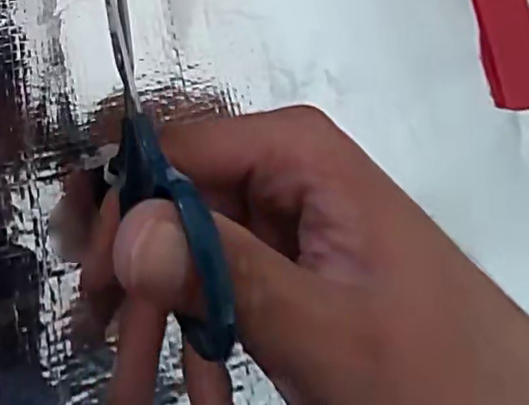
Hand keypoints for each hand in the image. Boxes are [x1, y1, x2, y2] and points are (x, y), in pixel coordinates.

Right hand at [80, 106, 528, 404]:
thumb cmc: (434, 367)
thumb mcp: (326, 329)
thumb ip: (225, 272)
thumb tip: (127, 228)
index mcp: (291, 147)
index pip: (176, 149)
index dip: (126, 207)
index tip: (94, 281)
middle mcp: (281, 162)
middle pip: (178, 198)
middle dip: (141, 274)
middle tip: (106, 346)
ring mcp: (285, 208)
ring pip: (191, 242)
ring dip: (163, 314)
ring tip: (141, 387)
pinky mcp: (290, 253)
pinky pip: (222, 274)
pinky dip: (202, 328)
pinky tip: (205, 384)